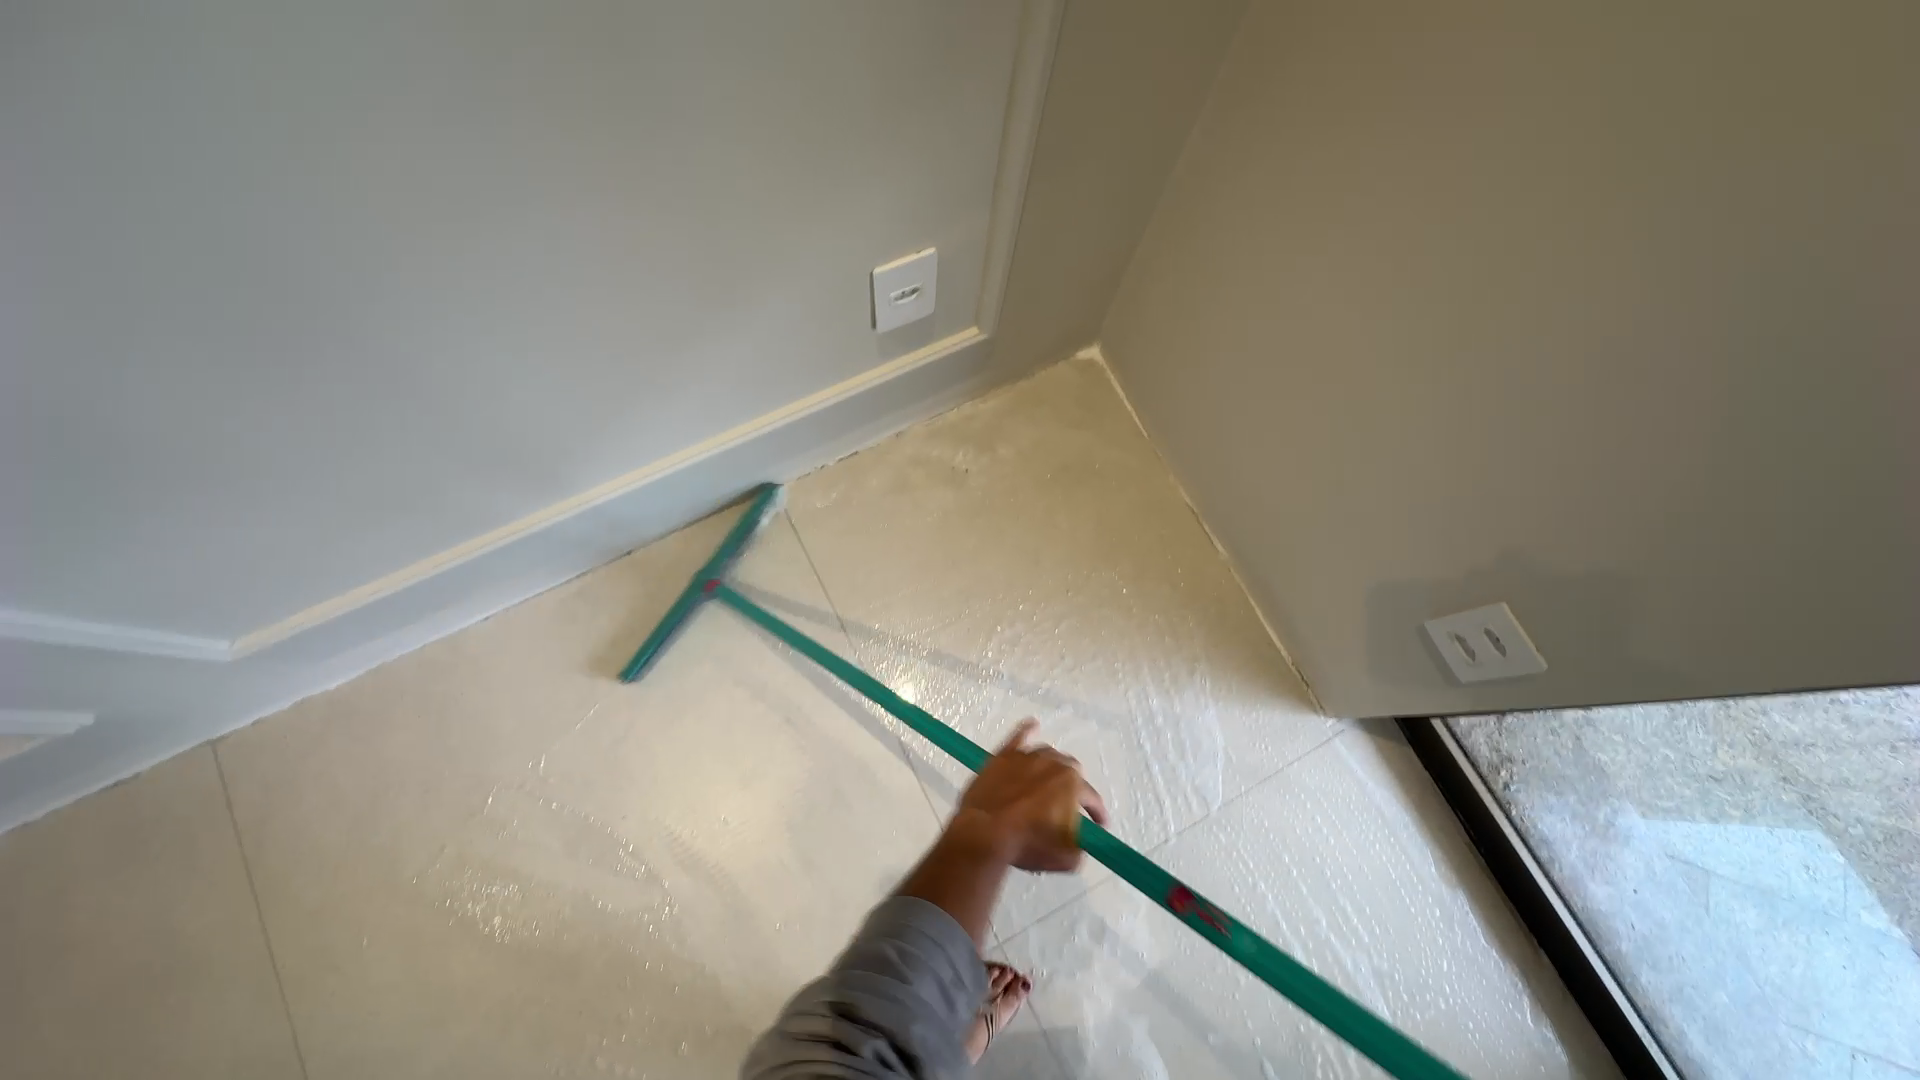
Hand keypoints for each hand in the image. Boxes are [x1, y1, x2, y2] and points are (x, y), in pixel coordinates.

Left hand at [954, 718, 1108, 872]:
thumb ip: (1078, 847)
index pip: (1091, 797)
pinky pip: (1018, 736)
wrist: (983, 833)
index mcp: (1071, 782)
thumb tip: (1077, 844)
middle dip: (1072, 788)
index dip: (1097, 812)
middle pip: (1069, 770)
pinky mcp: (1003, 755)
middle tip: (1066, 807)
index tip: (1099, 825)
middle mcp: (1052, 762)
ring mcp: (1026, 756)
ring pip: (1046, 755)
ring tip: (1047, 783)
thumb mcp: (1065, 857)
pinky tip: (1032, 726)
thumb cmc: (1026, 844)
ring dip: (1051, 768)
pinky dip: (1027, 730)